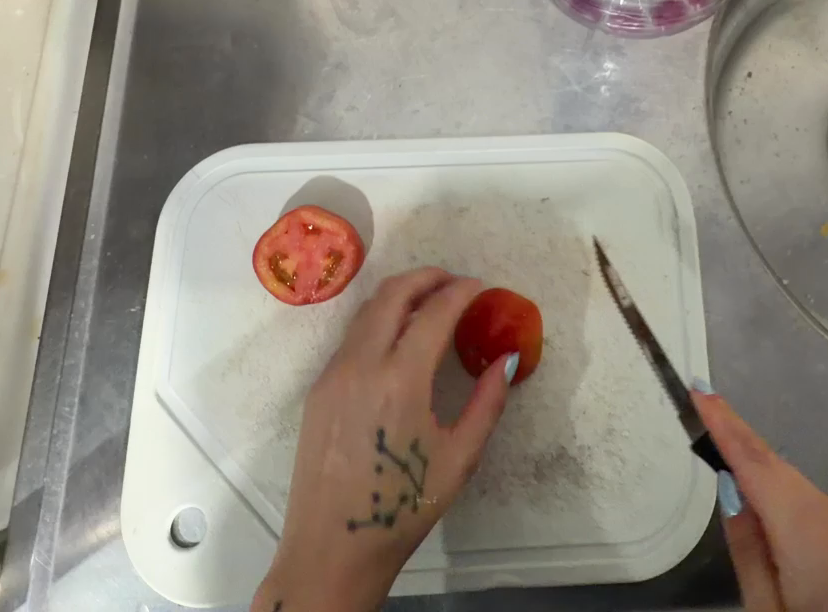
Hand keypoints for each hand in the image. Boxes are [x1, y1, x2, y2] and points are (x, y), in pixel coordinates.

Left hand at [252, 269, 517, 611]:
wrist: (331, 549)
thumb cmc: (403, 506)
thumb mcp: (460, 458)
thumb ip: (488, 402)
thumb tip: (508, 359)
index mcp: (400, 379)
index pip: (434, 311)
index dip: (461, 291)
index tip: (480, 286)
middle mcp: (361, 363)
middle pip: (393, 293)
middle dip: (427, 277)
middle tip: (454, 282)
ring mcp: (334, 372)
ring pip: (367, 309)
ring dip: (401, 294)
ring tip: (430, 302)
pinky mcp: (319, 387)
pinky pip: (353, 335)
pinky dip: (380, 319)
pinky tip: (400, 338)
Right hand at [694, 387, 827, 611]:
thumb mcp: (768, 611)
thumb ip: (748, 551)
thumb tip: (731, 491)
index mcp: (806, 532)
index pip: (755, 464)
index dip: (726, 424)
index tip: (701, 390)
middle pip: (775, 467)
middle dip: (738, 434)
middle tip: (703, 404)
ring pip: (794, 485)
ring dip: (759, 467)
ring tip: (723, 449)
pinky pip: (813, 504)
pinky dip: (783, 492)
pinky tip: (766, 500)